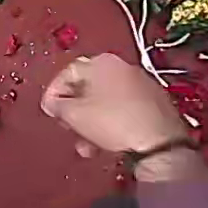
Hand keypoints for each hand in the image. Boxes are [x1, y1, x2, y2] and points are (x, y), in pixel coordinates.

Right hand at [42, 54, 191, 155]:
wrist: (159, 141)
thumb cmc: (112, 121)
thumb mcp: (75, 115)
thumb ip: (58, 106)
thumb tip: (54, 103)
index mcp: (101, 62)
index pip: (68, 72)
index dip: (53, 93)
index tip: (48, 111)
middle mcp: (121, 66)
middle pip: (88, 87)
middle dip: (74, 110)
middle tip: (66, 126)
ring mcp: (140, 83)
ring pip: (105, 101)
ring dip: (91, 122)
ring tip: (86, 145)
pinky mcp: (154, 102)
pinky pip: (122, 109)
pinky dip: (110, 123)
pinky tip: (105, 144)